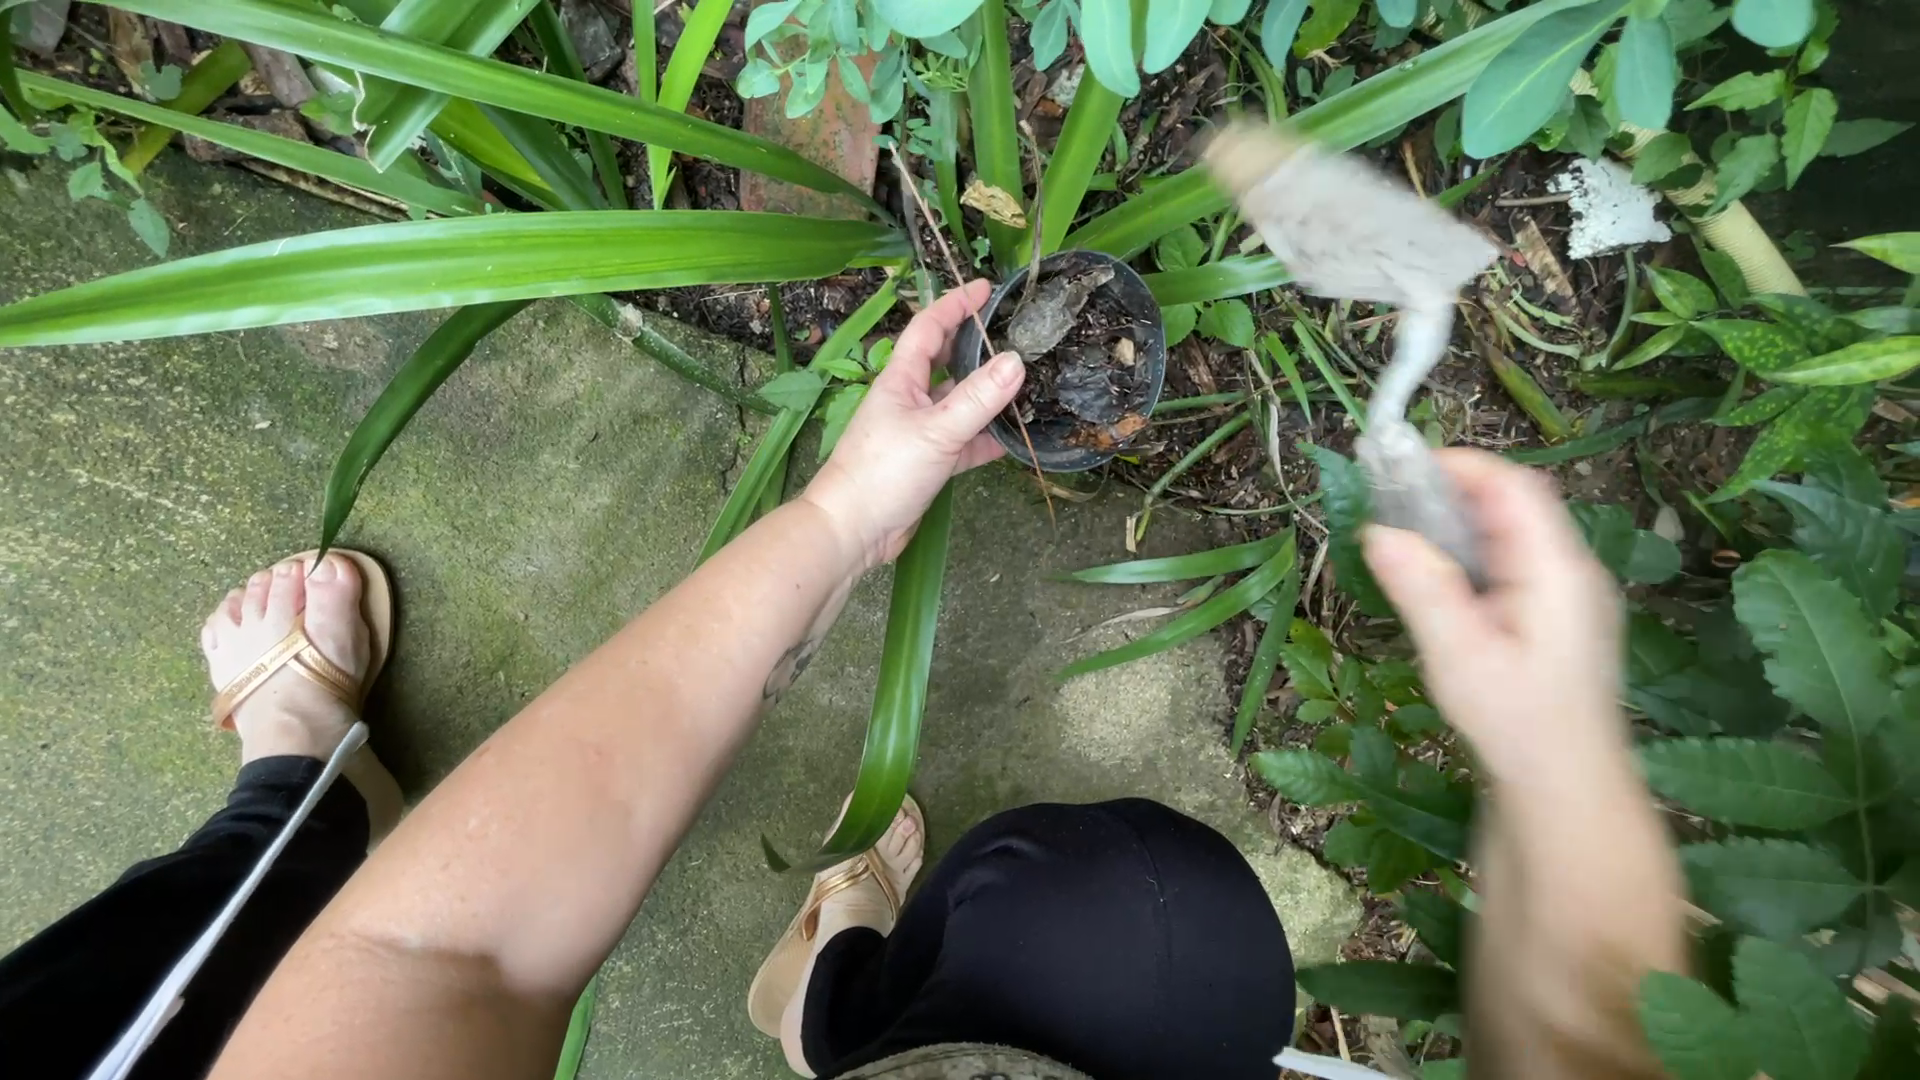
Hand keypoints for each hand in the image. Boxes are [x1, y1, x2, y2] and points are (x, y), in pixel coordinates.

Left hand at [802, 280, 1024, 569]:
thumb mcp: (936, 430)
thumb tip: (1017, 360)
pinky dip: (986, 439)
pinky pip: (964, 443)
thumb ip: (977, 398)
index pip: (929, 327)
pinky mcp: (929, 463)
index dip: (956, 304)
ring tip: (1028, 384)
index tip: (988, 288)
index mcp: (902, 379)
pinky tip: (1015, 439)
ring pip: (960, 405)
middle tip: (1016, 334)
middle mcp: (910, 399)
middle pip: (947, 362)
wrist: (854, 529)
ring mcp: (920, 432)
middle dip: (977, 346)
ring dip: (988, 397)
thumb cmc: (884, 470)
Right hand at [1361, 449, 1624, 782]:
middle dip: (1443, 489)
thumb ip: (1422, 589)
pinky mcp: (1541, 613)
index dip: (1458, 464)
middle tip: (1381, 494)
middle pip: (1507, 504)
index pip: (1514, 488)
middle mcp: (1564, 570)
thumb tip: (1376, 531)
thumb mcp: (1460, 653)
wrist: (1562, 782)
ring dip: (1446, 519)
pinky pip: (1497, 560)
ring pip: (1499, 532)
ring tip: (1390, 525)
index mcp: (1555, 570)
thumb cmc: (1515, 718)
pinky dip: (1455, 549)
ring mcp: (1556, 591)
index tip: (1396, 464)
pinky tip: (1422, 569)